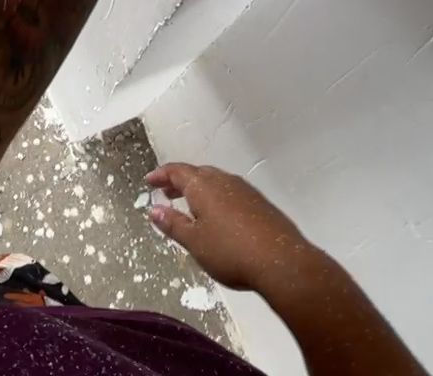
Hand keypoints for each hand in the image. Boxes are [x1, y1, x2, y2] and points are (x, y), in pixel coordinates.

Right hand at [145, 162, 322, 294]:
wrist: (282, 262)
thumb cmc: (231, 252)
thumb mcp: (195, 242)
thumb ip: (172, 224)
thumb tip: (153, 209)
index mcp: (203, 185)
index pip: (176, 171)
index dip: (161, 175)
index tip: (149, 181)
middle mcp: (223, 180)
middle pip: (196, 173)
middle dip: (179, 182)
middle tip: (166, 193)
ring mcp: (244, 190)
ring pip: (215, 181)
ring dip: (199, 189)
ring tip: (190, 206)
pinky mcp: (260, 203)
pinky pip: (230, 191)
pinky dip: (216, 197)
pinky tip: (219, 216)